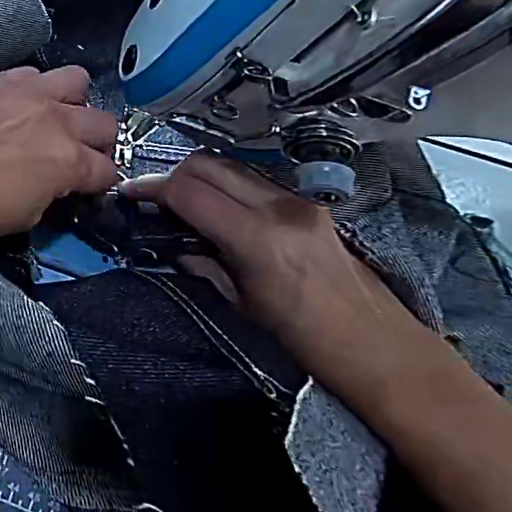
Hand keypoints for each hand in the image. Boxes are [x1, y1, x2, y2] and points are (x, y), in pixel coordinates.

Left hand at [0, 66, 118, 243]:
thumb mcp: (23, 217)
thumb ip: (53, 193)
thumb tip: (60, 182)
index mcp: (65, 161)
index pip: (107, 169)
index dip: (102, 181)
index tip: (91, 185)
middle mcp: (54, 119)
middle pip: (105, 123)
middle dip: (99, 143)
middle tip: (81, 154)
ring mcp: (27, 92)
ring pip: (78, 81)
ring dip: (75, 103)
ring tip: (56, 119)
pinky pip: (35, 73)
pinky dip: (37, 89)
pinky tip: (20, 107)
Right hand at [120, 154, 429, 376]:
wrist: (379, 347)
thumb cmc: (309, 341)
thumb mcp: (244, 306)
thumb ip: (203, 265)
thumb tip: (173, 243)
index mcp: (257, 238)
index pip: (190, 191)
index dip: (153, 188)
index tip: (132, 193)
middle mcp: (278, 207)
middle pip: (208, 164)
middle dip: (174, 174)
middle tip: (156, 197)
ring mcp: (297, 200)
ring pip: (232, 166)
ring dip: (201, 176)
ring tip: (185, 202)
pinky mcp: (309, 203)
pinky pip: (256, 180)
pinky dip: (228, 185)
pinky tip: (222, 208)